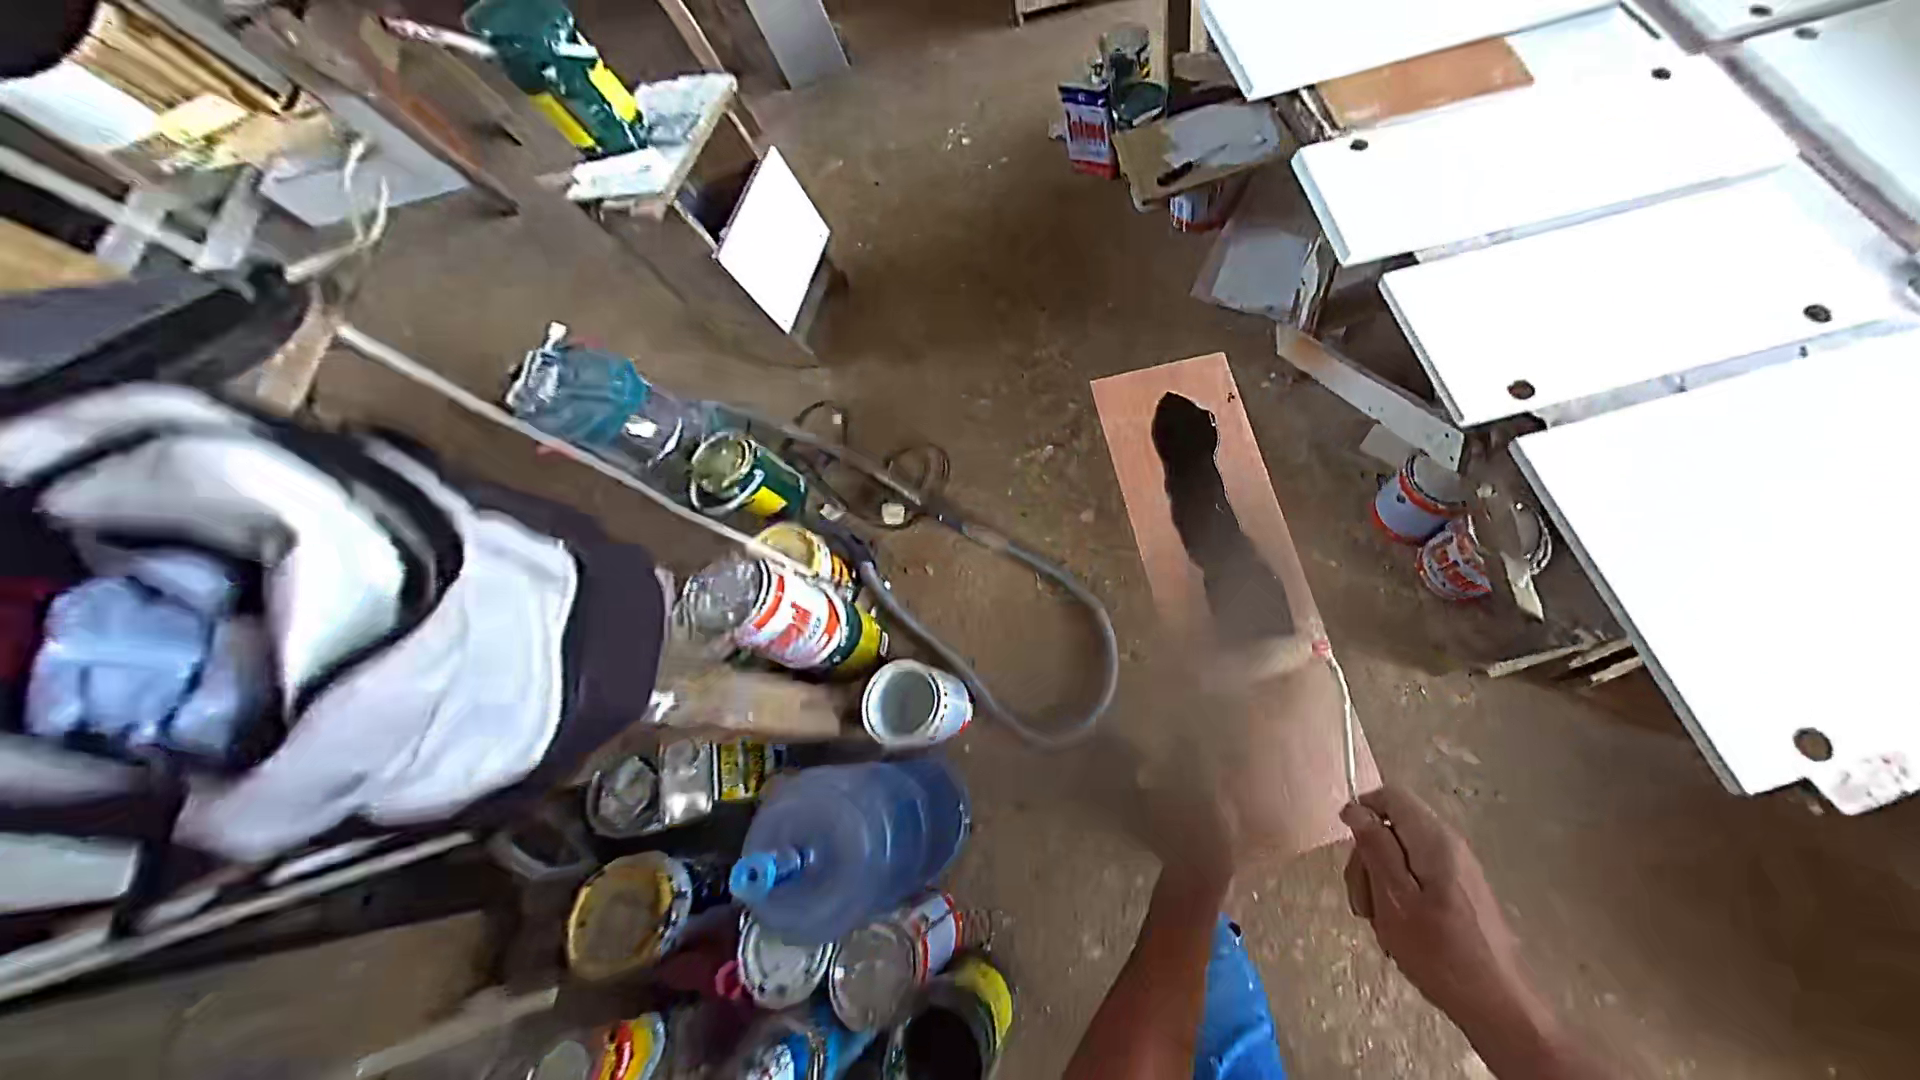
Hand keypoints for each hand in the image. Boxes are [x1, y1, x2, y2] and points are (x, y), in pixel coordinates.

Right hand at [1340, 788, 1535, 1035]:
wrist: (1500, 1009)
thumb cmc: (1439, 952)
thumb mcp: (1393, 897)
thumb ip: (1374, 847)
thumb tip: (1355, 809)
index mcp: (1434, 840)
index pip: (1391, 796)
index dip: (1362, 811)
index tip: (1351, 848)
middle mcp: (1450, 846)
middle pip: (1391, 826)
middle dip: (1367, 857)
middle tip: (1364, 899)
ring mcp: (1458, 869)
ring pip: (1399, 853)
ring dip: (1379, 881)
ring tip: (1382, 919)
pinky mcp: (1460, 891)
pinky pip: (1416, 875)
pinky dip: (1399, 894)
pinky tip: (1399, 926)